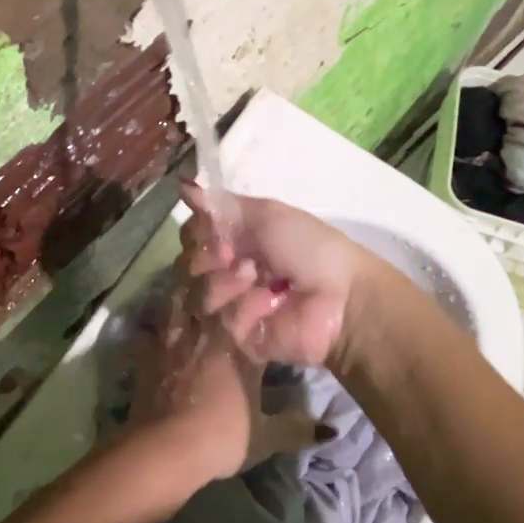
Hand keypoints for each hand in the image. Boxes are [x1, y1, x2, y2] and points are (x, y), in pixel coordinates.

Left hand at [128, 273, 322, 484]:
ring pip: (181, 296)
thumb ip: (296, 428)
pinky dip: (159, 313)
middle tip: (235, 267)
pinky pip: (152, 321)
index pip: (252, 306)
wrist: (163, 447)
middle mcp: (204, 330)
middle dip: (225, 275)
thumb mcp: (264, 436)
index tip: (273, 285)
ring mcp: (172, 336)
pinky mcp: (147, 350)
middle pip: (213, 289)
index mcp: (236, 345)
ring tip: (198, 276)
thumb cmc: (219, 437)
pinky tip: (163, 313)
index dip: (262, 293)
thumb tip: (332, 430)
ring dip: (190, 283)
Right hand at [179, 180, 375, 369]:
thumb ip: (221, 205)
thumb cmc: (307, 247)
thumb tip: (182, 185)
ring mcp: (230, 307)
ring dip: (229, 283)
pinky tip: (271, 306)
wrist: (341, 296)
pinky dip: (247, 308)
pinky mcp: (236, 337)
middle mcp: (227, 272)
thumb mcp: (266, 214)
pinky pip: (220, 320)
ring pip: (198, 292)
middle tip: (237, 257)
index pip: (192, 236)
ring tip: (261, 282)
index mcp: (235, 242)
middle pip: (188, 265)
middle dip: (210, 257)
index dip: (199, 232)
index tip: (217, 231)